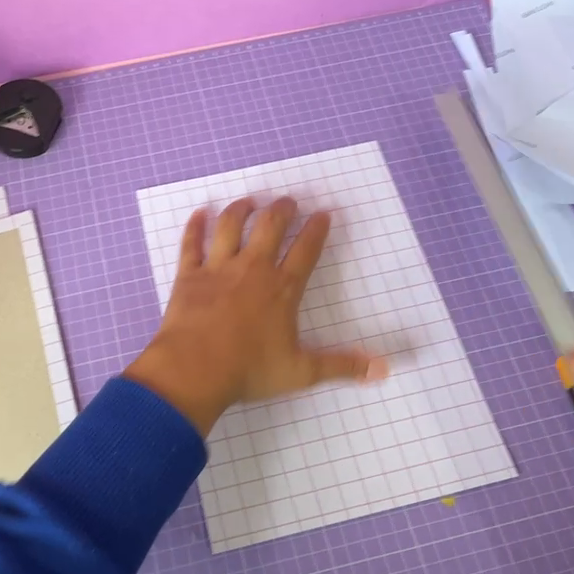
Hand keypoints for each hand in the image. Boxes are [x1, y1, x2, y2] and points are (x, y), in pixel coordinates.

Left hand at [123, 197, 385, 434]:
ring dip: (240, 210)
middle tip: (288, 201)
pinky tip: (199, 212)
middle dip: (282, 210)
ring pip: (230, 226)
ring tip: (248, 202)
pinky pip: (192, 243)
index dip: (316, 230)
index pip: (305, 251)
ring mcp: (218, 268)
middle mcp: (252, 269)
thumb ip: (342, 365)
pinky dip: (195, 226)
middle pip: (270, 228)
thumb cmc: (249, 370)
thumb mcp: (301, 372)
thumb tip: (384, 369)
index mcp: (282, 288)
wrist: (195, 369)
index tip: (322, 214)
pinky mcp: (189, 275)